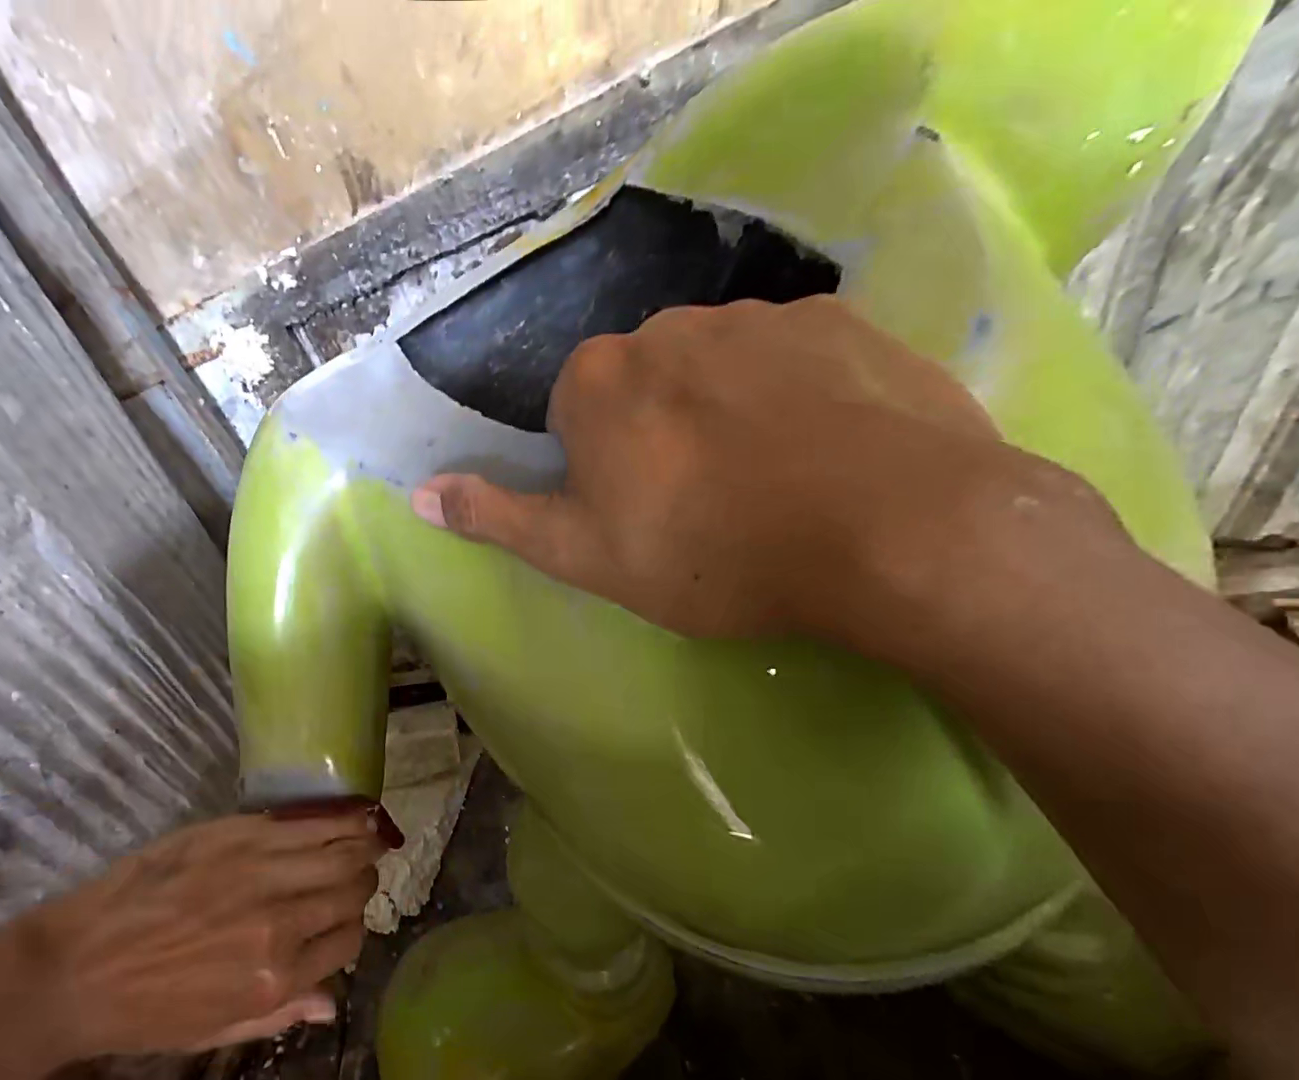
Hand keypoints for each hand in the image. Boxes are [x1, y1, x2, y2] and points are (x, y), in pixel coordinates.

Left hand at [3, 811, 385, 1058]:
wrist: (73, 968)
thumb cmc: (141, 1011)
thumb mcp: (211, 1032)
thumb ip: (278, 1015)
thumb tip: (332, 1002)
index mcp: (276, 977)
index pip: (349, 938)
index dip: (352, 926)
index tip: (342, 919)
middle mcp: (282, 921)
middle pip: (353, 888)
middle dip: (362, 882)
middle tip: (356, 875)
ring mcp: (264, 871)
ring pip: (343, 849)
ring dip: (361, 845)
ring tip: (366, 840)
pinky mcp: (244, 834)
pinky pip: (310, 822)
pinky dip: (339, 820)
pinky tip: (350, 817)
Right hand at [412, 297, 1122, 661]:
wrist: (881, 527)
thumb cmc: (713, 551)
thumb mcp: (587, 555)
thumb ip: (498, 518)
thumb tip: (417, 494)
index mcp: (599, 380)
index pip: (577, 411)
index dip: (606, 467)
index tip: (645, 513)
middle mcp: (668, 327)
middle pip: (649, 382)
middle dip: (665, 431)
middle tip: (711, 502)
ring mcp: (759, 315)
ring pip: (724, 366)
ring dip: (733, 410)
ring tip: (778, 479)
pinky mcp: (839, 321)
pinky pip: (796, 357)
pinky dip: (801, 394)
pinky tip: (830, 448)